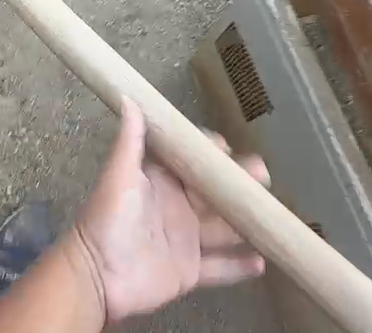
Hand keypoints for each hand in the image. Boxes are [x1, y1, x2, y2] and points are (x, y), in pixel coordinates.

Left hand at [63, 98, 269, 322]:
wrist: (98, 277)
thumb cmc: (109, 219)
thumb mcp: (119, 175)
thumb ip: (130, 139)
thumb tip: (128, 95)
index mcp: (160, 179)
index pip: (190, 158)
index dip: (210, 152)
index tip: (228, 149)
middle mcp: (175, 205)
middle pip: (213, 191)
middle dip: (238, 183)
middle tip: (263, 177)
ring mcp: (184, 239)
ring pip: (222, 228)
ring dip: (245, 221)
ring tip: (273, 216)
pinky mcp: (189, 271)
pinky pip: (219, 268)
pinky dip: (239, 266)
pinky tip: (263, 261)